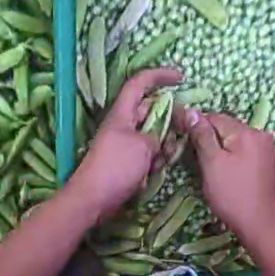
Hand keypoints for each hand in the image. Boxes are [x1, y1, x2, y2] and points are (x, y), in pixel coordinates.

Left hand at [64, 67, 183, 222]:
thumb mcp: (143, 146)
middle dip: (169, 120)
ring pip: (153, 136)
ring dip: (162, 146)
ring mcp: (125, 145)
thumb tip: (162, 138)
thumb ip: (158, 135)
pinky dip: (153, 161)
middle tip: (181, 132)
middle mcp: (123, 126)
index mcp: (122, 114)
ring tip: (159, 160)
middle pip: (152, 111)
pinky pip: (147, 155)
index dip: (160, 76)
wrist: (93, 200)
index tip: (181, 77)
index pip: (139, 83)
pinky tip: (151, 173)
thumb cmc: (115, 168)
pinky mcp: (126, 163)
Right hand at [182, 108, 274, 247]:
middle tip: (196, 160)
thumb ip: (203, 136)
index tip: (184, 141)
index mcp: (247, 132)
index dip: (198, 127)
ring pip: (238, 142)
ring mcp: (269, 150)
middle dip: (211, 140)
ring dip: (223, 149)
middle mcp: (262, 135)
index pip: (216, 118)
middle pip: (229, 129)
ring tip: (212, 169)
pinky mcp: (271, 164)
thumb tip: (192, 112)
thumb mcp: (212, 164)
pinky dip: (235, 158)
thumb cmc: (231, 194)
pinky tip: (229, 174)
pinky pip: (247, 153)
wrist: (259, 223)